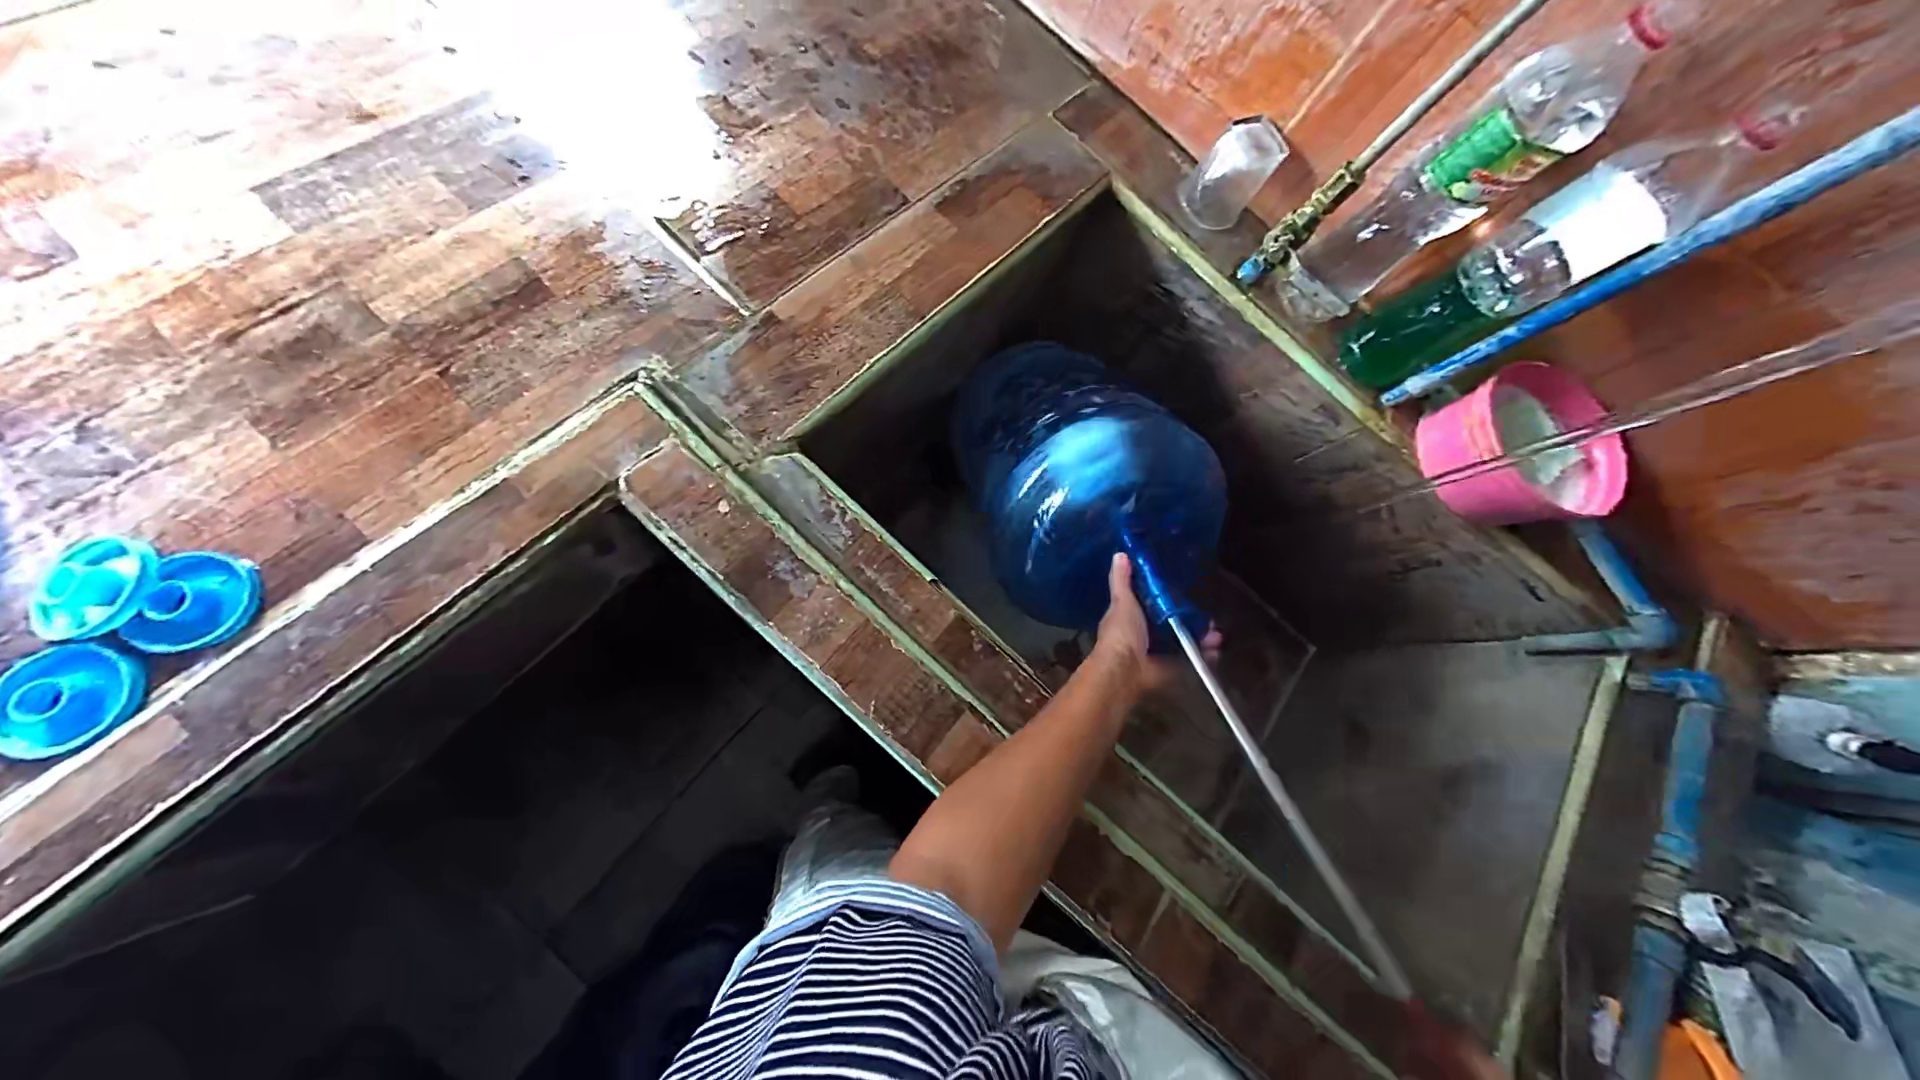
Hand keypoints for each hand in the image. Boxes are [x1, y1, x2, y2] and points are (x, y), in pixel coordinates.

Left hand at [1092, 552, 1219, 698]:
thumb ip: (1122, 580)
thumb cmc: (1122, 631)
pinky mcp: (1169, 671)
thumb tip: (1120, 554)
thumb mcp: (1122, 600)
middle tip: (1209, 619)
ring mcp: (1157, 656)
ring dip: (1202, 639)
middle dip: (1191, 623)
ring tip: (1217, 635)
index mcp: (1130, 620)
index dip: (1168, 603)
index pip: (1151, 608)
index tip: (1185, 596)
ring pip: (1184, 645)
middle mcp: (1143, 638)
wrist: (1126, 668)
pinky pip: (1190, 663)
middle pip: (1172, 628)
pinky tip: (1216, 651)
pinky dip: (1204, 658)